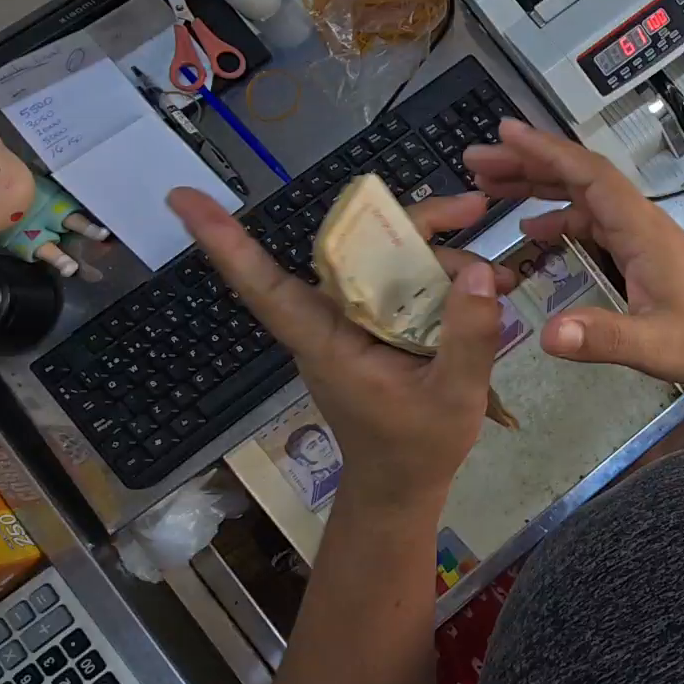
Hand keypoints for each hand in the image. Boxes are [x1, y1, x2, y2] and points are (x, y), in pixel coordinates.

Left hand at [167, 188, 517, 513]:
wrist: (404, 484)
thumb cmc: (416, 448)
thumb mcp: (454, 395)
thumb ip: (468, 336)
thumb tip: (482, 271)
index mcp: (328, 342)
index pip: (267, 287)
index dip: (227, 243)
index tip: (182, 198)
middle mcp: (334, 324)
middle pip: (358, 252)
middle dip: (418, 222)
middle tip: (476, 208)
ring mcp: (357, 325)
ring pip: (392, 265)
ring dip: (446, 260)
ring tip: (501, 279)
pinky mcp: (379, 329)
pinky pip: (406, 288)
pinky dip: (445, 282)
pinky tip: (487, 290)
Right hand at [464, 120, 683, 386]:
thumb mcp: (654, 346)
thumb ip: (604, 338)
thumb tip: (547, 334)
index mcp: (643, 230)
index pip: (591, 175)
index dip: (547, 151)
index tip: (505, 132)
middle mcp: (640, 222)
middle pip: (581, 177)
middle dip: (529, 163)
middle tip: (477, 160)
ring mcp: (640, 235)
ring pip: (584, 197)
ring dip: (539, 187)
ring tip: (490, 185)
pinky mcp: (640, 252)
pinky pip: (593, 222)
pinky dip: (560, 218)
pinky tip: (533, 230)